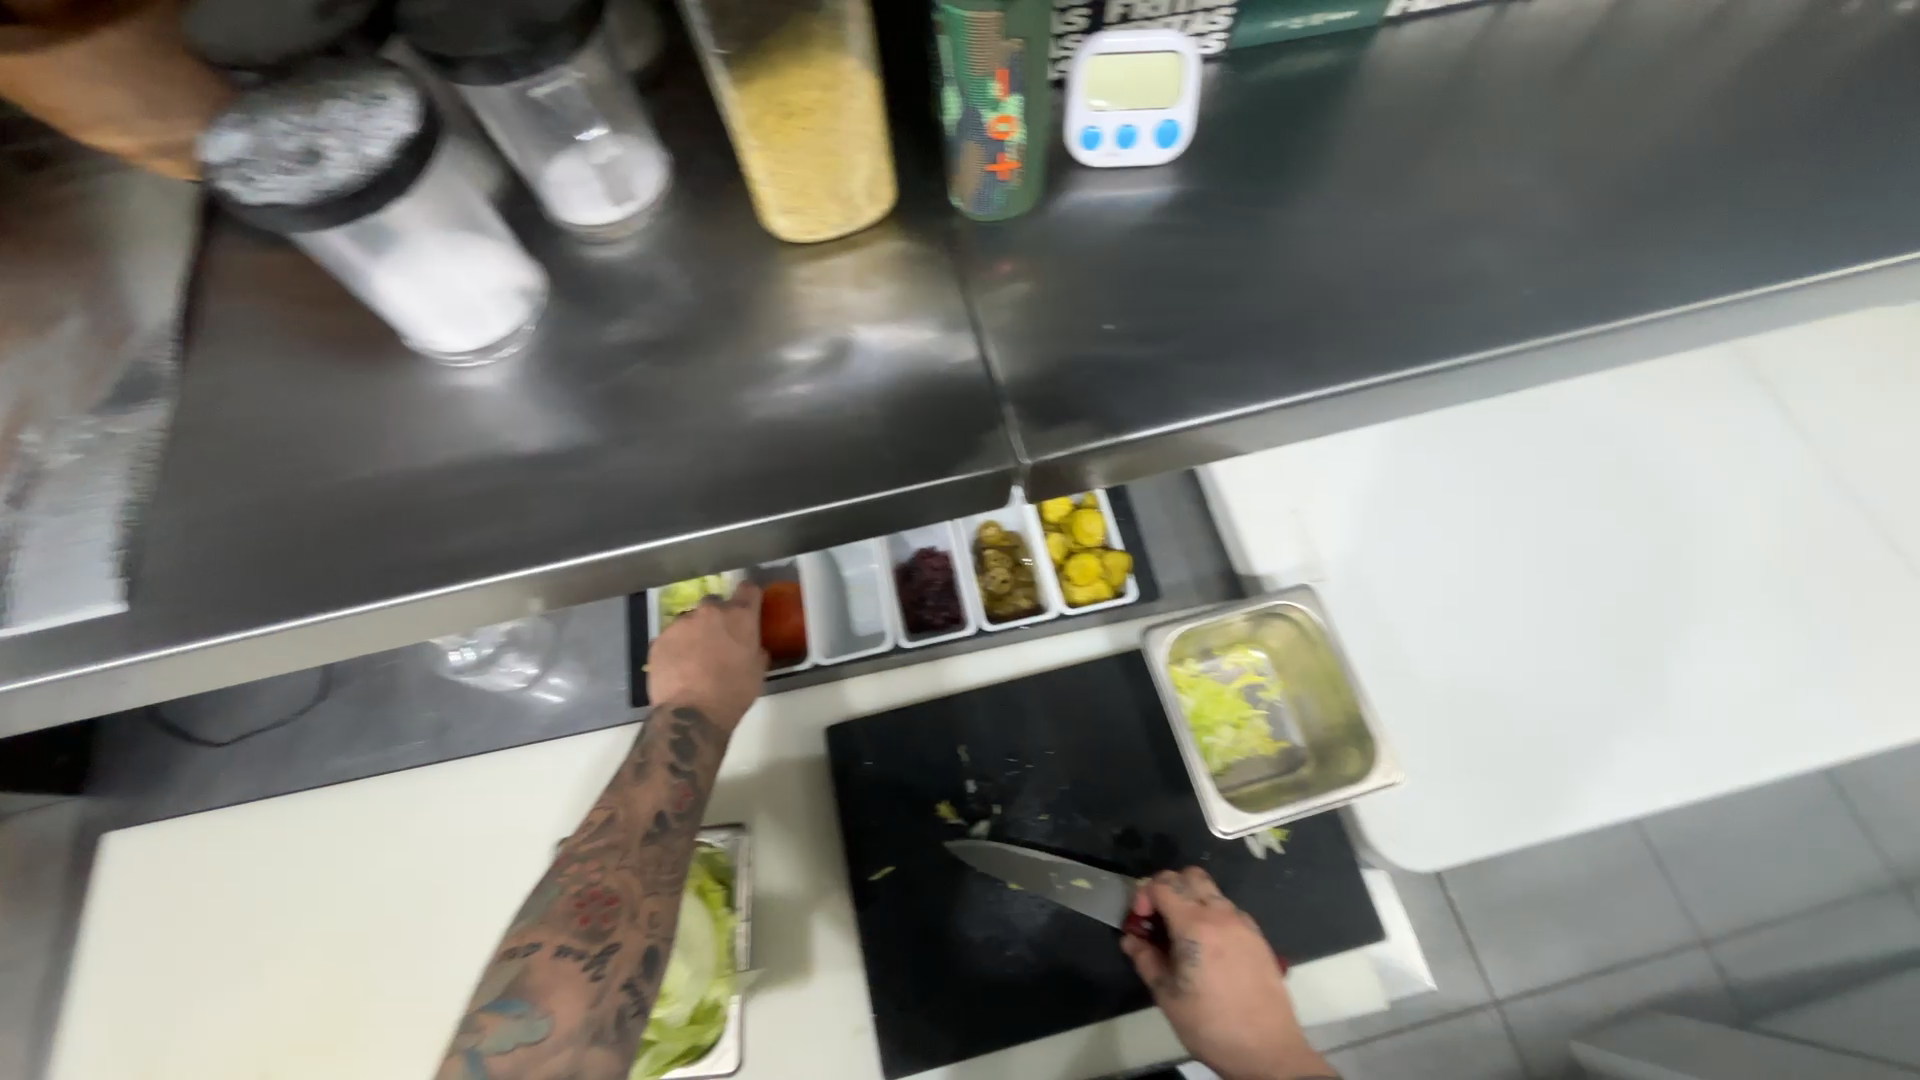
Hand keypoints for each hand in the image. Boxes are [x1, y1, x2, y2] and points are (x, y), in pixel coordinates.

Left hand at [646, 581, 766, 733]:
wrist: (692, 713)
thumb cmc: (734, 692)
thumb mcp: (758, 671)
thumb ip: (756, 650)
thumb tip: (753, 648)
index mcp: (740, 616)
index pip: (748, 589)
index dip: (749, 597)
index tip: (749, 607)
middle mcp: (709, 612)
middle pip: (715, 603)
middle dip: (718, 616)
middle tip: (719, 638)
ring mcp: (681, 624)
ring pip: (689, 620)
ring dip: (694, 631)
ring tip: (694, 656)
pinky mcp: (659, 640)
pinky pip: (671, 637)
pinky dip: (676, 647)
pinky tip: (678, 667)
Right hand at [1121, 868, 1332, 1079]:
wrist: (1269, 1053)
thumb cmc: (1211, 1027)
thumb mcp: (1167, 997)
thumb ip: (1145, 960)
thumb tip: (1131, 939)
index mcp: (1194, 926)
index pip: (1163, 884)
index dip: (1144, 895)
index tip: (1141, 921)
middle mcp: (1221, 915)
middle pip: (1189, 875)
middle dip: (1167, 888)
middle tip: (1159, 918)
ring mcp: (1243, 924)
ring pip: (1211, 891)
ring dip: (1191, 900)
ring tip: (1183, 934)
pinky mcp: (1258, 938)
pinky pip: (1229, 910)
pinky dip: (1213, 915)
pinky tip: (1209, 948)